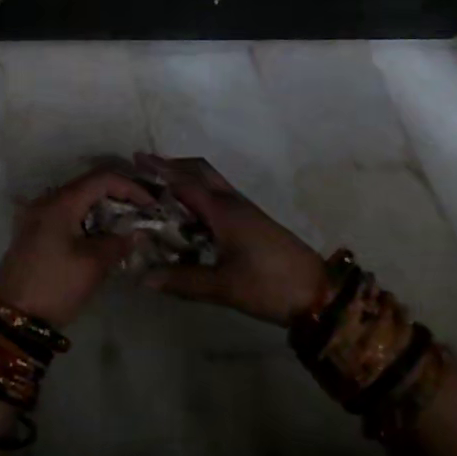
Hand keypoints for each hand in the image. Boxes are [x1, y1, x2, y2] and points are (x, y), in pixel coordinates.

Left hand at [0, 167, 154, 327]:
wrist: (14, 314)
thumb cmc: (55, 285)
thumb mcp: (93, 264)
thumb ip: (118, 242)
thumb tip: (136, 233)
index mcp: (60, 202)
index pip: (101, 178)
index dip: (131, 187)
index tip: (152, 206)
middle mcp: (45, 201)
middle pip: (88, 185)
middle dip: (119, 196)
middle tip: (144, 213)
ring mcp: (36, 215)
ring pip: (77, 200)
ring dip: (103, 208)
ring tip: (129, 224)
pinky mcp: (33, 231)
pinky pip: (66, 214)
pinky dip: (87, 219)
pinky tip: (104, 235)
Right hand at [134, 153, 328, 325]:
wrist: (320, 294)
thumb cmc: (269, 285)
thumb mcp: (223, 287)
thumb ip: (182, 281)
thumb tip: (143, 277)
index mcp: (223, 212)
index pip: (185, 182)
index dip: (159, 170)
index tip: (136, 160)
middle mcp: (233, 203)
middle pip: (200, 171)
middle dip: (172, 165)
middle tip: (145, 168)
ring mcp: (245, 211)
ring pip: (211, 181)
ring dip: (186, 176)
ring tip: (161, 186)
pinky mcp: (252, 222)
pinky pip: (218, 194)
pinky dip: (198, 191)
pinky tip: (188, 211)